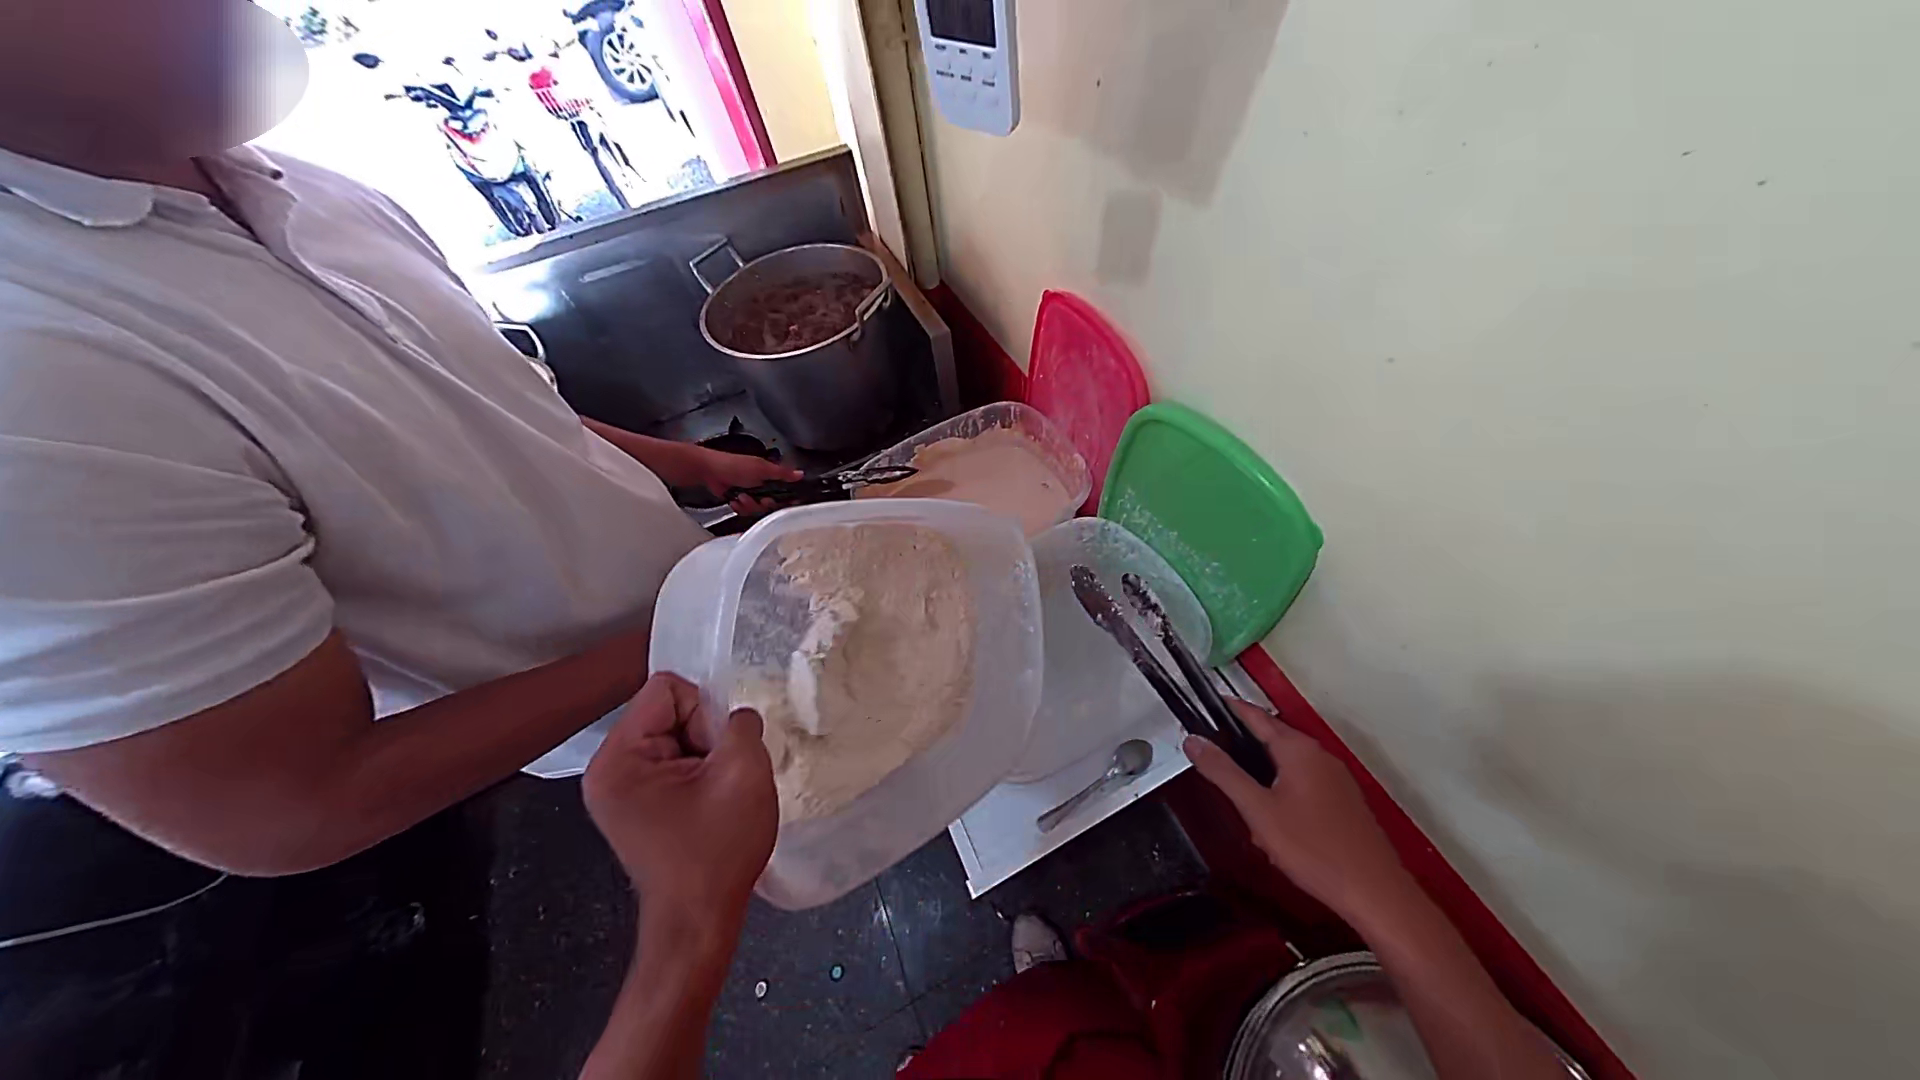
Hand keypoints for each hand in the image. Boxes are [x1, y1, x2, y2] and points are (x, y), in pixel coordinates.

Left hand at [583, 674, 777, 925]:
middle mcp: (608, 768)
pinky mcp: (636, 804)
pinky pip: (673, 759)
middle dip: (705, 735)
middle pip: (669, 710)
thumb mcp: (743, 771)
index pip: (666, 688)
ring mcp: (619, 788)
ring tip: (717, 793)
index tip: (717, 752)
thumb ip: (741, 723)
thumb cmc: (718, 848)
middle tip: (720, 778)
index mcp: (619, 758)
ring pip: (676, 735)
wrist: (699, 921)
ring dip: (707, 755)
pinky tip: (710, 802)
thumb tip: (736, 717)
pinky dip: (700, 772)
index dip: (704, 710)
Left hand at [665, 445, 801, 516]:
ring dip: (749, 506)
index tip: (779, 502)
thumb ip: (782, 473)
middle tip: (758, 499)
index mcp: (770, 475)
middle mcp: (762, 485)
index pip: (785, 492)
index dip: (784, 500)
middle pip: (772, 504)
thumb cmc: (733, 465)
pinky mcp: (739, 500)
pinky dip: (740, 507)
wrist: (708, 471)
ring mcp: (750, 493)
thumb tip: (800, 474)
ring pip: (758, 509)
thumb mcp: (761, 468)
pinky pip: (745, 511)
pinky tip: (734, 501)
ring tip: (741, 497)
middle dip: (763, 504)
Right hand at [1184, 700, 1416, 923]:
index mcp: (1299, 749)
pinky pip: (1303, 783)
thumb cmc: (1314, 849)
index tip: (1205, 705)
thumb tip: (1194, 741)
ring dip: (1262, 776)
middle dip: (1242, 749)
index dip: (1228, 709)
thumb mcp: (1257, 810)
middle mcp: (1320, 756)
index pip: (1256, 716)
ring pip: (1287, 765)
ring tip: (1241, 801)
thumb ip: (1222, 772)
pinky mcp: (1344, 802)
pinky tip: (1272, 823)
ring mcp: (1336, 779)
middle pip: (1272, 739)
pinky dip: (1281, 792)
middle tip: (1214, 761)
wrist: (1376, 895)